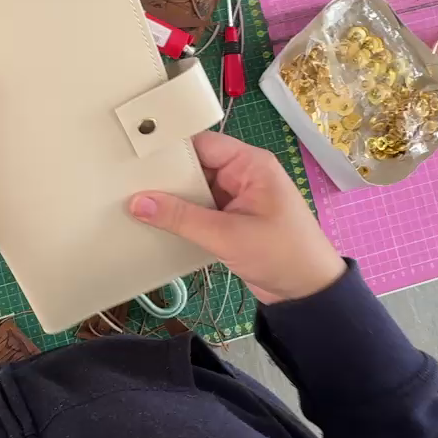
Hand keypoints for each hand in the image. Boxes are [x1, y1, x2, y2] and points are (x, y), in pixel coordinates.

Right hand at [129, 132, 344, 303]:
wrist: (308, 294)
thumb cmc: (281, 255)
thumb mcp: (227, 235)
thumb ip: (180, 218)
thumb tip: (138, 202)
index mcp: (250, 164)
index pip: (202, 144)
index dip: (170, 149)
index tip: (136, 156)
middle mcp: (242, 175)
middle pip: (195, 166)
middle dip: (166, 177)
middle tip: (128, 182)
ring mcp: (236, 198)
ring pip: (194, 190)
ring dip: (172, 199)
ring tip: (134, 201)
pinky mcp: (232, 220)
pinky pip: (200, 209)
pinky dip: (182, 216)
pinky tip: (157, 222)